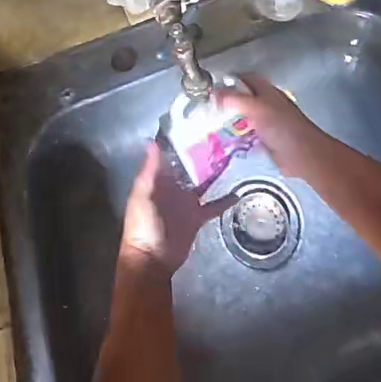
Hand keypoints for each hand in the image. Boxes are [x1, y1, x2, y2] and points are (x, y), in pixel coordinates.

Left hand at [120, 143, 235, 274]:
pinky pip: (212, 206)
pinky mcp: (196, 217)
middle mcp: (172, 186)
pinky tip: (237, 193)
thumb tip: (152, 141)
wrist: (152, 260)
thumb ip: (150, 170)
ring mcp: (185, 201)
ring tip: (230, 157)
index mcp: (157, 179)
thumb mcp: (144, 194)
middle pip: (187, 166)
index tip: (192, 121)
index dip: (177, 139)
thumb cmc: (143, 225)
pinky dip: (224, 201)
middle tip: (218, 134)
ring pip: (201, 183)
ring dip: (212, 173)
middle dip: (199, 152)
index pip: (167, 154)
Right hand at [212, 73, 327, 177]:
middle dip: (225, 102)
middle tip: (206, 109)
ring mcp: (265, 122)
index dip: (228, 80)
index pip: (243, 79)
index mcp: (265, 90)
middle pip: (241, 98)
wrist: (303, 155)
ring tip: (210, 126)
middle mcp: (265, 103)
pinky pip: (245, 134)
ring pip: (242, 117)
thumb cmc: (283, 127)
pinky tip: (223, 141)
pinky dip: (235, 136)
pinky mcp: (265, 139)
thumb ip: (234, 99)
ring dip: (229, 121)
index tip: (209, 88)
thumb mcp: (256, 108)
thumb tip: (213, 93)